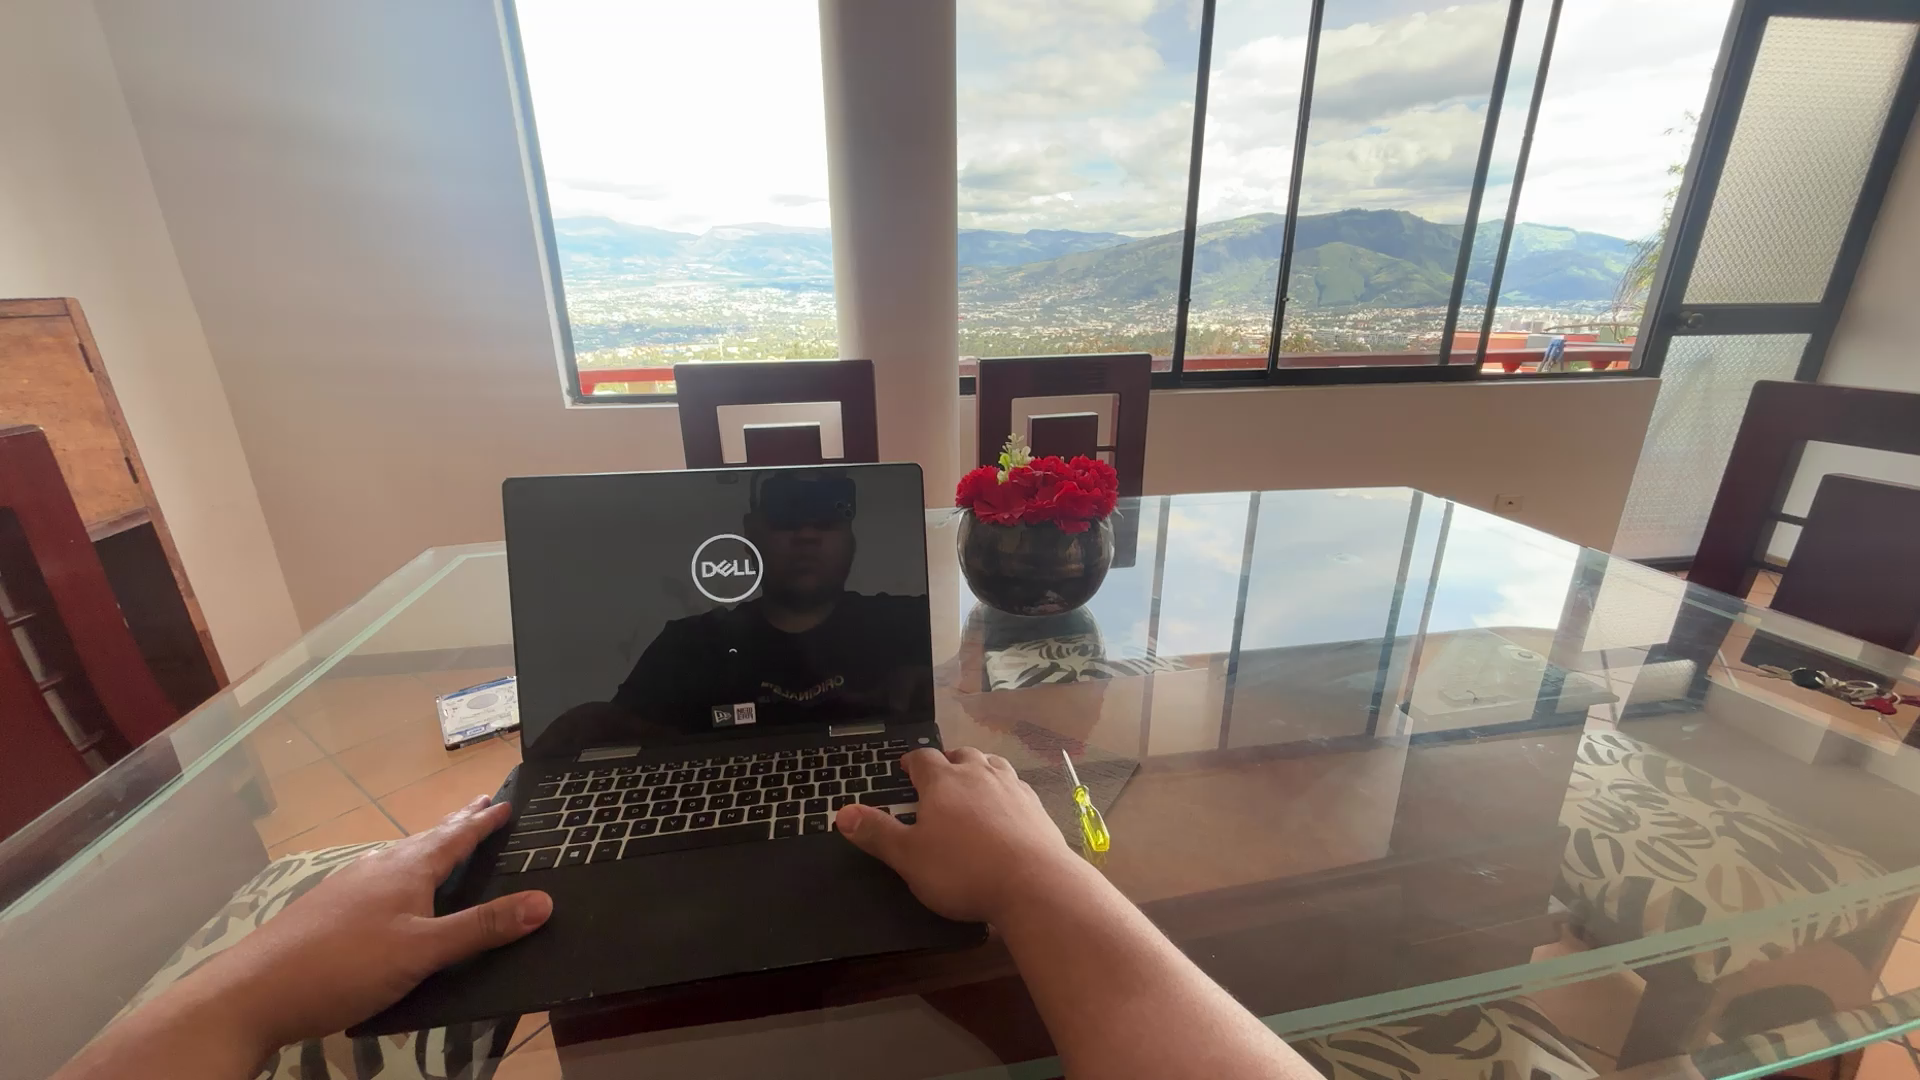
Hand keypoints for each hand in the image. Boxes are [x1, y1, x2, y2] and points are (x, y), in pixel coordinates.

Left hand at [185, 795, 551, 1053]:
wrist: (241, 1000)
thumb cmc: (343, 968)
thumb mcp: (423, 952)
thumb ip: (483, 928)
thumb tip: (545, 902)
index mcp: (410, 869)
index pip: (458, 836)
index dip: (484, 821)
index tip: (505, 801)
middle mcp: (380, 867)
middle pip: (427, 836)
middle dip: (457, 821)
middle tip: (479, 803)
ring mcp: (345, 886)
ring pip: (397, 855)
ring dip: (426, 844)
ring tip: (438, 841)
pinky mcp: (320, 909)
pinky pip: (374, 875)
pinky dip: (396, 869)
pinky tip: (383, 887)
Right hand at [834, 747, 1091, 923]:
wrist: (1033, 882)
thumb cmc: (962, 870)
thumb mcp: (909, 857)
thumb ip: (876, 833)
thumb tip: (841, 812)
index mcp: (943, 781)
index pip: (922, 758)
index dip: (911, 762)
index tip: (904, 769)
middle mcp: (977, 773)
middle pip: (960, 754)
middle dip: (947, 761)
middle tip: (938, 775)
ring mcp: (1010, 785)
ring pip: (991, 763)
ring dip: (978, 767)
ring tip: (972, 779)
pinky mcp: (1034, 804)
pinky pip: (1015, 784)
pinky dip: (1004, 788)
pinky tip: (1005, 804)